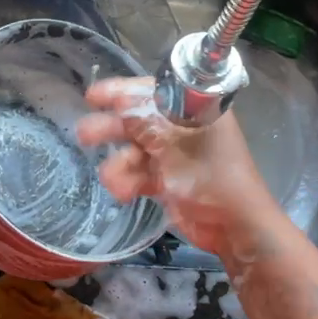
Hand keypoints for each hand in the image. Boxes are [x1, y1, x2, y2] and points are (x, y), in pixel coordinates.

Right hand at [75, 76, 278, 257]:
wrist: (233, 226)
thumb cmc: (212, 176)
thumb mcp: (176, 145)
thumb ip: (146, 122)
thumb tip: (120, 98)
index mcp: (193, 110)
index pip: (152, 92)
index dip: (122, 92)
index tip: (93, 97)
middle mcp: (181, 128)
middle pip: (137, 120)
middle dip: (111, 129)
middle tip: (85, 135)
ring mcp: (173, 155)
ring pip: (133, 150)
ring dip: (119, 165)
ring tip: (114, 180)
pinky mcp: (165, 180)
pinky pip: (137, 174)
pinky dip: (128, 182)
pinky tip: (125, 193)